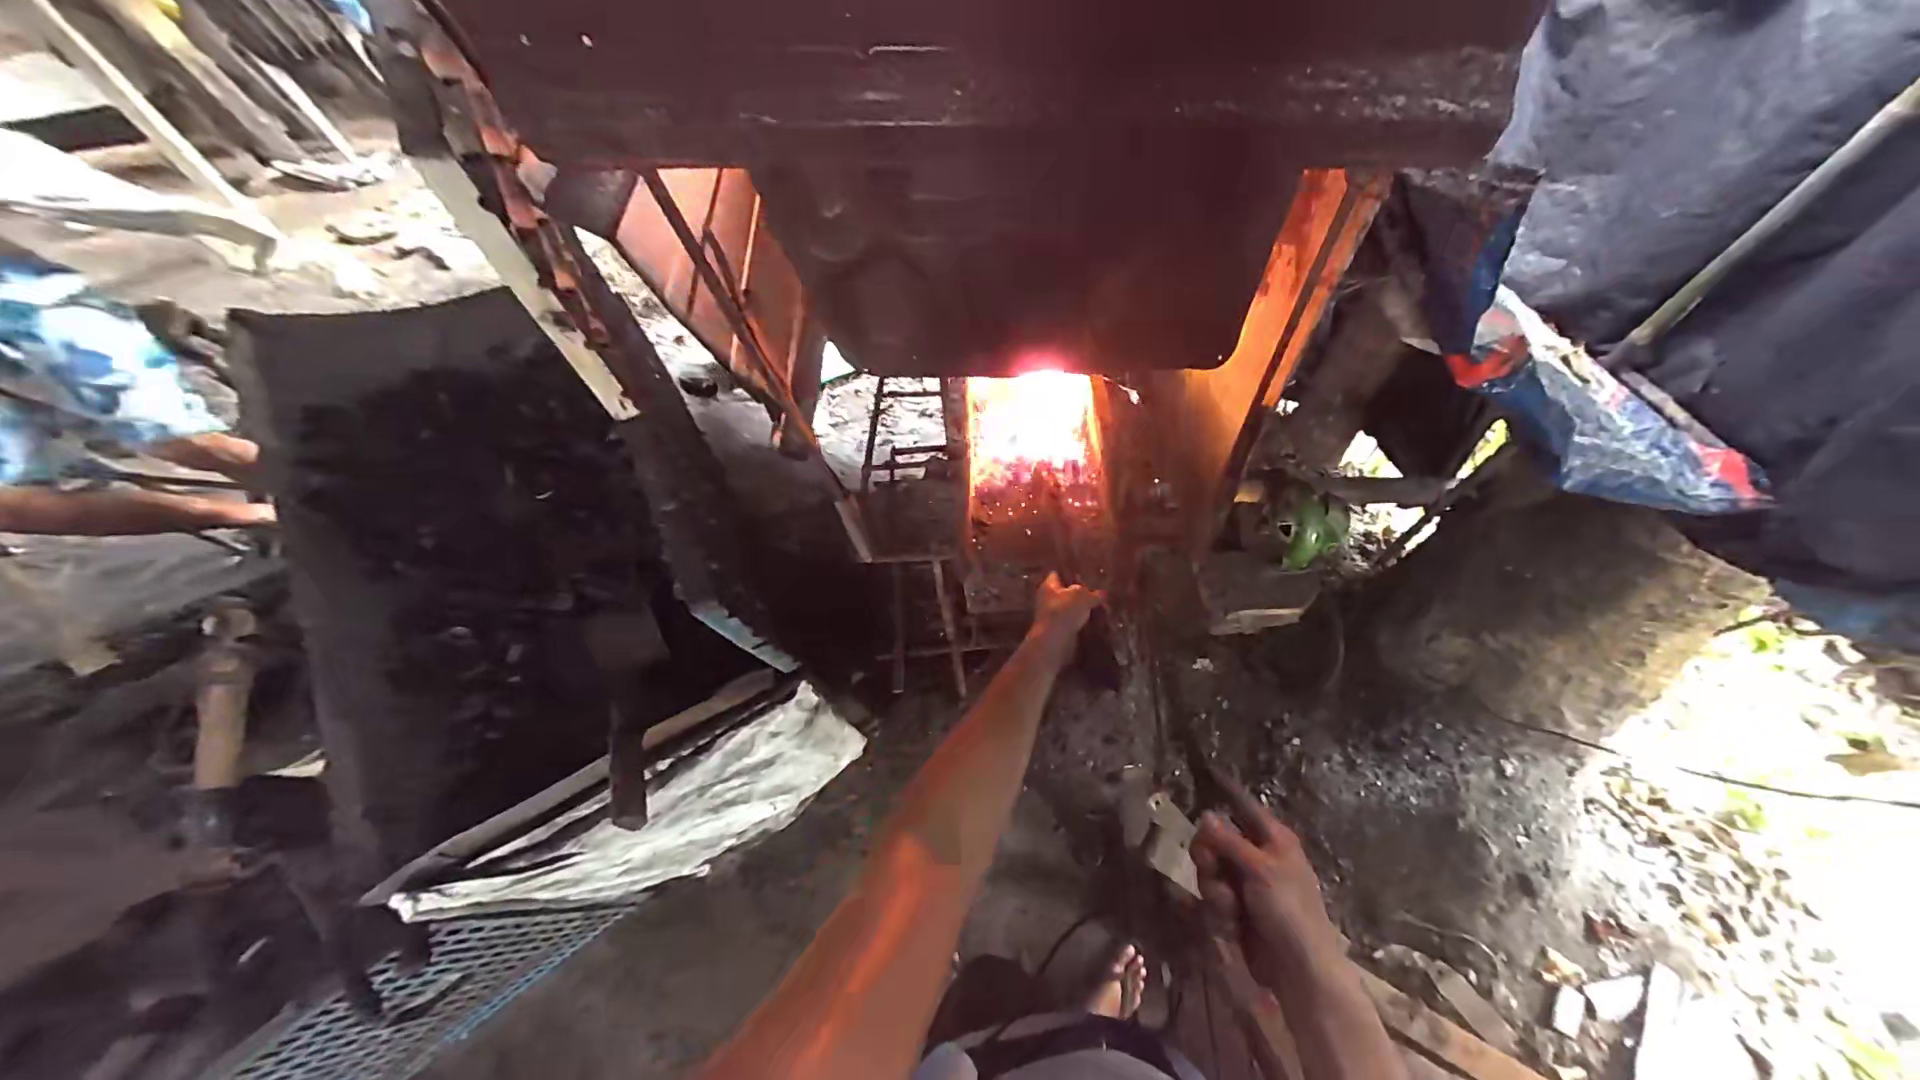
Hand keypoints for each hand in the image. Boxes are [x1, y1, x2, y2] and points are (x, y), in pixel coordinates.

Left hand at [1030, 572, 1102, 642]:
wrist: (1054, 641)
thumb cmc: (1065, 611)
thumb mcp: (1084, 597)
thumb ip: (1094, 594)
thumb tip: (1102, 594)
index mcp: (1048, 586)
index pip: (1057, 574)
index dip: (1070, 574)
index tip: (1084, 575)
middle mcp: (1047, 599)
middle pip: (1065, 592)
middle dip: (1080, 593)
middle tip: (1097, 593)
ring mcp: (1051, 615)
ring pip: (1070, 608)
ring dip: (1083, 609)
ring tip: (1101, 607)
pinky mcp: (1058, 630)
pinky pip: (1072, 622)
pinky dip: (1082, 621)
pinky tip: (1095, 621)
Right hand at [1192, 768, 1343, 993]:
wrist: (1299, 969)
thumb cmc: (1288, 911)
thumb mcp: (1259, 869)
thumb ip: (1228, 840)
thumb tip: (1205, 814)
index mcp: (1272, 839)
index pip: (1244, 805)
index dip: (1226, 789)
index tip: (1207, 769)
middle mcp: (1257, 855)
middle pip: (1215, 838)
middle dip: (1209, 856)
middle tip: (1211, 868)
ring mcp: (1246, 882)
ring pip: (1210, 867)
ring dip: (1214, 888)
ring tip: (1229, 907)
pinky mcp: (1237, 907)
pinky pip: (1212, 894)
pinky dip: (1218, 908)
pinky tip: (1230, 921)